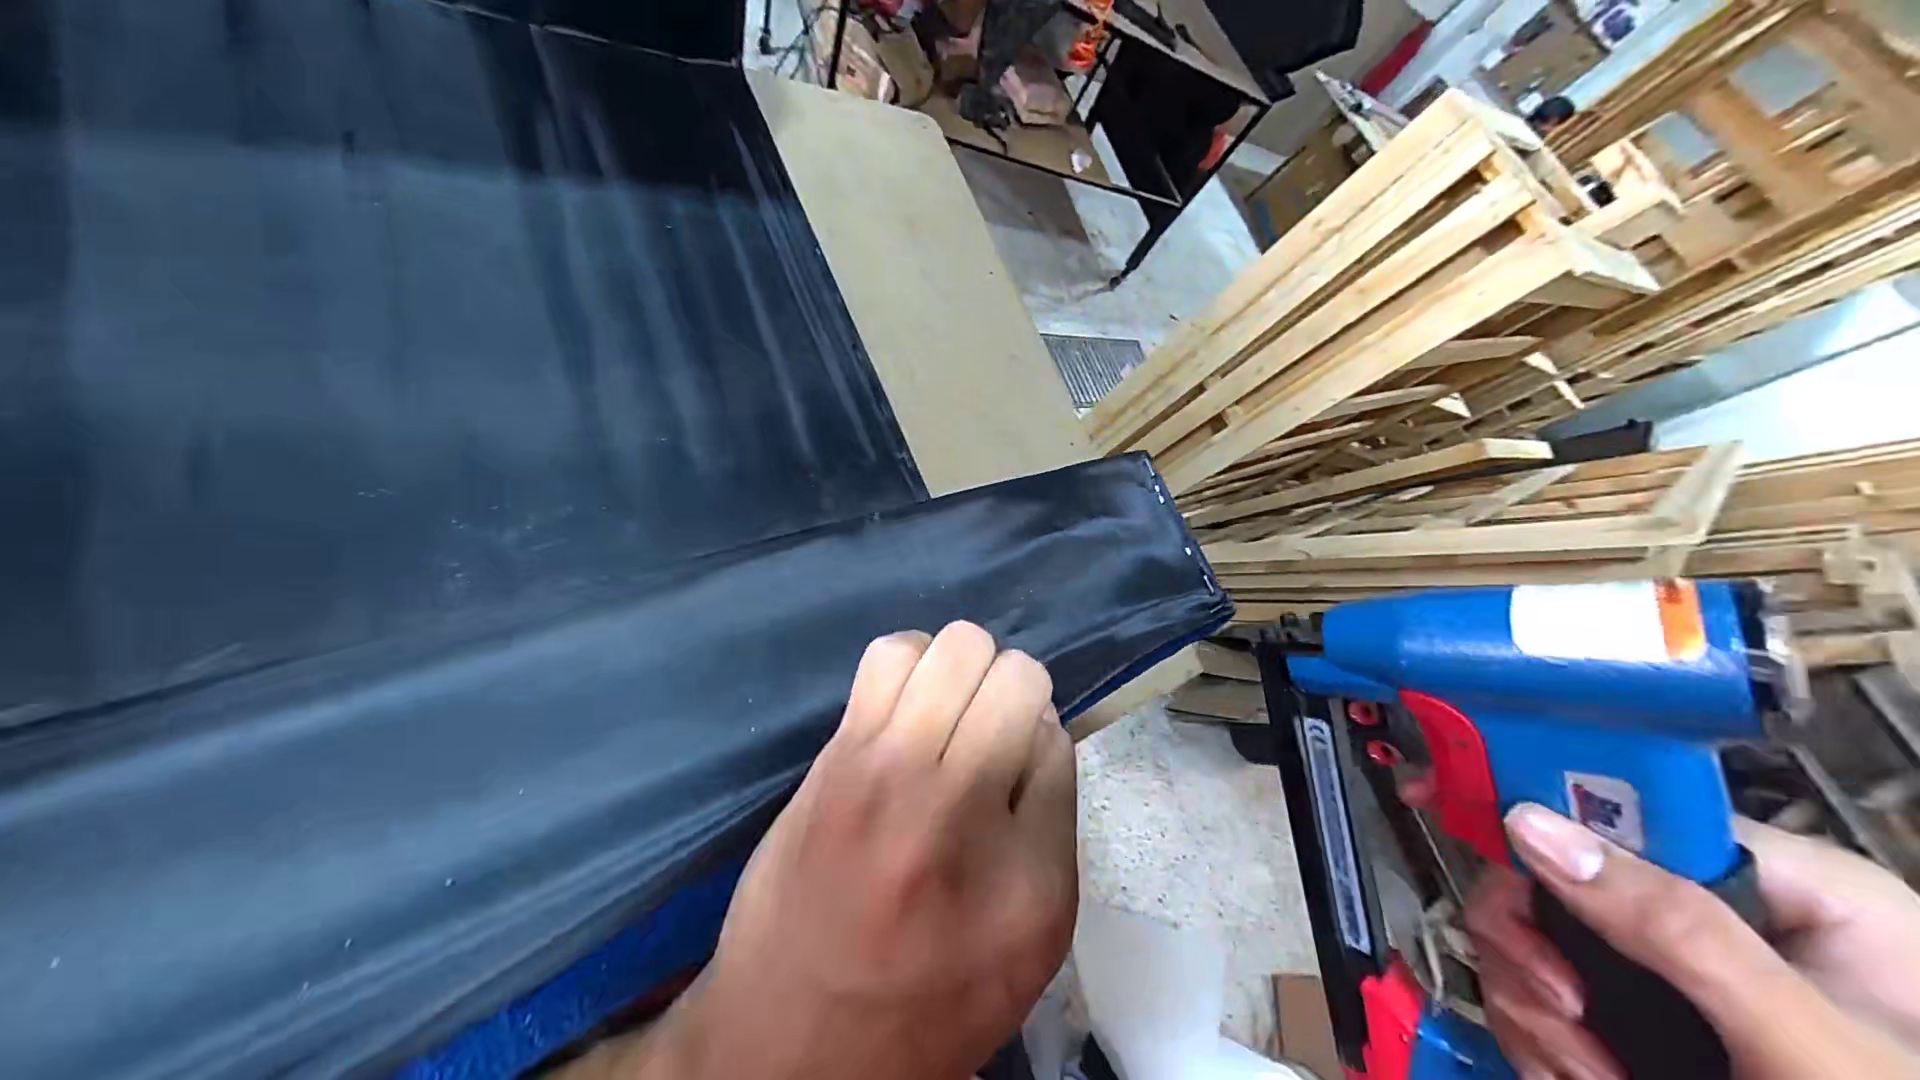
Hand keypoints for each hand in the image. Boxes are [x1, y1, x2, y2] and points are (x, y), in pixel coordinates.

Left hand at [565, 622, 1077, 1079]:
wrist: (793, 1035)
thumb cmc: (929, 995)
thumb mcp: (1031, 936)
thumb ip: (1050, 819)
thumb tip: (1034, 724)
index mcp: (1025, 872)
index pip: (1056, 736)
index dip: (1040, 735)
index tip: (1014, 760)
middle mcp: (952, 804)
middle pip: (1011, 673)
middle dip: (1013, 686)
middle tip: (988, 726)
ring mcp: (883, 770)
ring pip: (949, 647)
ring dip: (962, 667)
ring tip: (947, 708)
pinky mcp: (834, 753)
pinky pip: (886, 656)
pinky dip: (912, 661)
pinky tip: (907, 703)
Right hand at [1468, 805, 1919, 1079]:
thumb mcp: (1811, 1048)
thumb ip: (1681, 932)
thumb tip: (1531, 825)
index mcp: (1782, 884)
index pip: (1620, 800)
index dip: (1523, 791)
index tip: (1426, 794)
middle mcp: (1709, 907)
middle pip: (1548, 872)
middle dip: (1527, 941)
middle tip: (1558, 1004)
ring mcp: (1660, 962)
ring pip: (1527, 934)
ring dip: (1532, 1005)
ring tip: (1584, 1068)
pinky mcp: (1629, 1008)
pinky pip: (1535, 988)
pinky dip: (1539, 1036)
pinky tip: (1581, 1072)